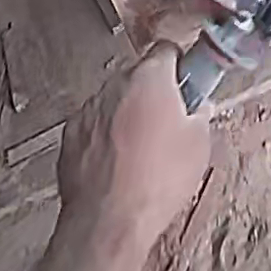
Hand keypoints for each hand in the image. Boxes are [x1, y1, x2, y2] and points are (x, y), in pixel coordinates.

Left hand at [57, 42, 210, 254]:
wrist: (109, 221)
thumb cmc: (158, 181)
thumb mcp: (199, 146)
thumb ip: (200, 114)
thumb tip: (198, 106)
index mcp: (150, 78)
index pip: (166, 49)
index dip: (178, 64)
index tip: (184, 82)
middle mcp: (116, 83)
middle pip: (138, 73)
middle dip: (151, 90)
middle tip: (166, 120)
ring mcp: (89, 106)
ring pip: (114, 97)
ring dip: (126, 112)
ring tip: (140, 149)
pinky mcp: (71, 130)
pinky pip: (94, 121)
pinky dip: (103, 133)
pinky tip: (115, 162)